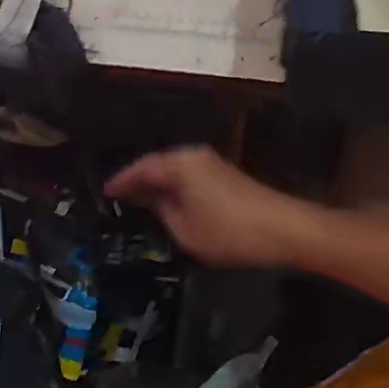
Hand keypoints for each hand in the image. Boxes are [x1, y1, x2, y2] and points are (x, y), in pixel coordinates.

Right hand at [104, 146, 321, 266]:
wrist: (282, 228)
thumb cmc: (230, 232)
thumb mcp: (186, 230)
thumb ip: (163, 211)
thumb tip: (152, 199)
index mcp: (182, 164)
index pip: (142, 167)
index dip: (122, 179)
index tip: (106, 190)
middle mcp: (195, 155)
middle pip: (158, 163)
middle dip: (138, 178)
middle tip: (118, 194)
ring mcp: (212, 162)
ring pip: (174, 167)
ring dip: (157, 181)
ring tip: (138, 198)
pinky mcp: (224, 173)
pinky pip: (188, 173)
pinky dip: (173, 184)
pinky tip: (169, 200)